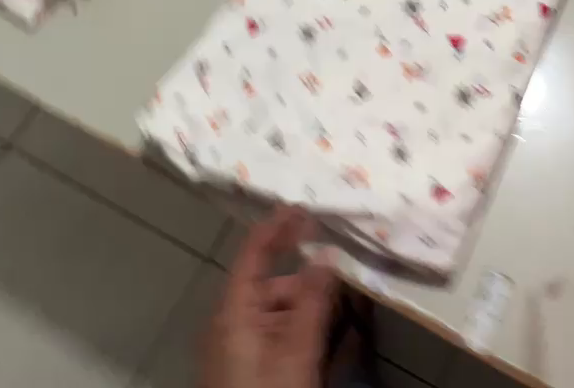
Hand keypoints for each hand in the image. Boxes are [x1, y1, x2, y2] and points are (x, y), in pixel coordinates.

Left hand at [203, 207, 338, 387]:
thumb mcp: (297, 348)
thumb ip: (314, 298)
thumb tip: (327, 253)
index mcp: (234, 310)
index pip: (254, 251)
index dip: (278, 225)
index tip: (306, 205)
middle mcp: (231, 322)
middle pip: (271, 282)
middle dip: (306, 275)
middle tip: (340, 269)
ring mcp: (237, 347)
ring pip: (278, 309)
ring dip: (308, 303)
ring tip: (342, 308)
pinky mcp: (247, 368)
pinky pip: (276, 332)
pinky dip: (300, 326)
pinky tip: (327, 335)